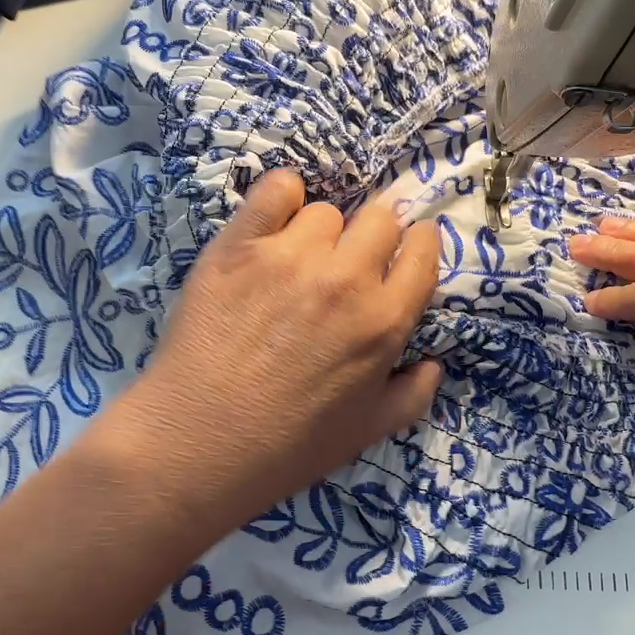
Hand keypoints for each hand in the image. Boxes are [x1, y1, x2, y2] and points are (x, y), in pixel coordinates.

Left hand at [107, 169, 442, 526]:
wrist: (199, 442)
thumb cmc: (288, 446)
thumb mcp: (368, 432)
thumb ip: (412, 395)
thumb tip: (434, 363)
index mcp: (385, 321)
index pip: (421, 250)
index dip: (415, 245)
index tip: (400, 251)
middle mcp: (346, 279)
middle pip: (380, 218)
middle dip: (372, 235)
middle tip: (346, 261)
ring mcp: (291, 257)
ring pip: (326, 211)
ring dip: (320, 232)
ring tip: (296, 261)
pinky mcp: (240, 245)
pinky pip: (276, 189)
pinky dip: (282, 195)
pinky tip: (274, 218)